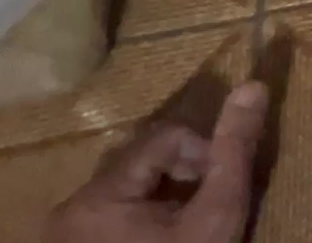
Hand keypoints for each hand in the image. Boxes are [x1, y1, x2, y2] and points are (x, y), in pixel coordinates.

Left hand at [46, 82, 268, 242]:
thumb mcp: (217, 214)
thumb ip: (234, 149)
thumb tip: (253, 84)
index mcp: (96, 197)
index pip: (167, 138)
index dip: (204, 154)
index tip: (218, 190)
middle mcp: (66, 213)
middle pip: (143, 163)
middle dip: (183, 178)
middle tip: (205, 211)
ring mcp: (58, 241)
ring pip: (128, 191)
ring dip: (164, 200)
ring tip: (186, 232)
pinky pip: (109, 219)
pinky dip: (140, 224)